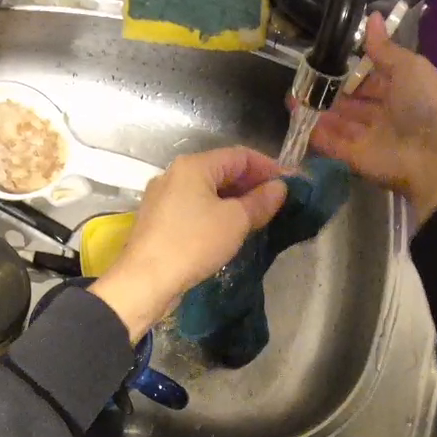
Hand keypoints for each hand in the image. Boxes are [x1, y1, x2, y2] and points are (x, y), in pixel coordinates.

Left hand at [89, 147, 287, 339]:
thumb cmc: (192, 244)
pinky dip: (214, 215)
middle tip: (276, 203)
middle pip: (221, 172)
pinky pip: (193, 211)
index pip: (239, 155)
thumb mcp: (235, 222)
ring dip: (233, 202)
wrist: (145, 281)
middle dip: (251, 185)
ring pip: (206, 193)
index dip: (268, 167)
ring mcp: (162, 199)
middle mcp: (174, 175)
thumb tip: (279, 188)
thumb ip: (260, 202)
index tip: (291, 183)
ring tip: (257, 218)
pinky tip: (228, 232)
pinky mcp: (157, 223)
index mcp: (193, 165)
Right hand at [308, 14, 436, 222]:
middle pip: (352, 103)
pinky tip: (297, 119)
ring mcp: (368, 138)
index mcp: (401, 89)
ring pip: (339, 123)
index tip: (326, 61)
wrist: (435, 157)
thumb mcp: (409, 67)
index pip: (370, 80)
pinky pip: (332, 144)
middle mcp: (383, 114)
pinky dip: (315, 134)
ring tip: (292, 97)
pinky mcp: (355, 158)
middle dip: (330, 93)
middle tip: (303, 81)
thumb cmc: (426, 104)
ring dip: (317, 112)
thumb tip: (371, 17)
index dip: (350, 72)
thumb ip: (384, 49)